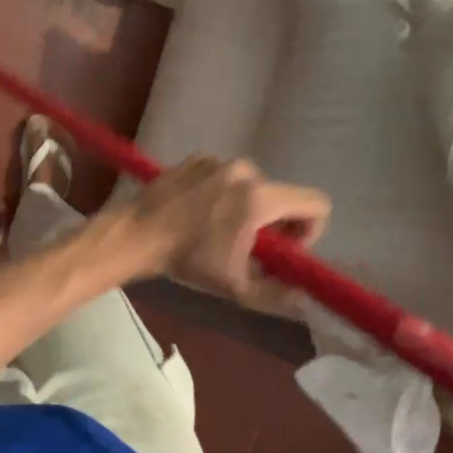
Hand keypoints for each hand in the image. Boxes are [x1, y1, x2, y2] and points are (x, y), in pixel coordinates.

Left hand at [119, 155, 330, 313]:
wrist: (137, 233)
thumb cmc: (188, 258)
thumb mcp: (238, 287)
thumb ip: (280, 295)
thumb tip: (303, 295)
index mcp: (258, 197)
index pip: (315, 203)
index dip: (309, 230)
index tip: (283, 249)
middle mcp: (242, 170)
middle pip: (281, 196)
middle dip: (274, 223)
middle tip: (249, 246)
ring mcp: (216, 160)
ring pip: (252, 186)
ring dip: (247, 208)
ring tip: (219, 230)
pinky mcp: (194, 158)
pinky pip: (225, 175)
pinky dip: (222, 193)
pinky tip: (200, 212)